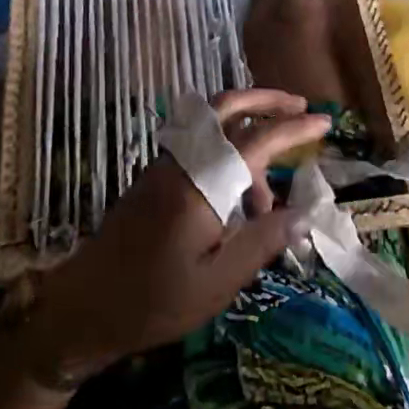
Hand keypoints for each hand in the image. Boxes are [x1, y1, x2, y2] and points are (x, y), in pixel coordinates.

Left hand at [19, 89, 330, 382]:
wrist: (83, 307)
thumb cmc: (153, 301)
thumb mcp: (217, 283)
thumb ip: (261, 242)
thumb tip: (303, 214)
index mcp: (199, 186)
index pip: (255, 141)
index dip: (294, 128)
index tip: (325, 121)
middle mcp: (180, 164)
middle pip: (224, 108)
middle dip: (265, 100)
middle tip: (299, 105)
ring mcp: (163, 168)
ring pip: (210, 127)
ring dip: (247, 138)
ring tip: (269, 202)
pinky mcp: (153, 180)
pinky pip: (198, 148)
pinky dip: (227, 155)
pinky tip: (238, 202)